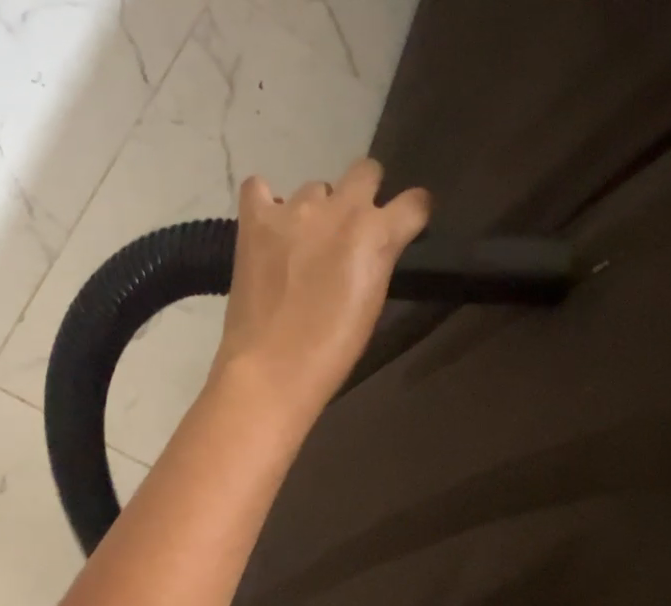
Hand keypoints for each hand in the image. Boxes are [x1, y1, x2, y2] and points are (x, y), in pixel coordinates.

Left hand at [212, 158, 429, 426]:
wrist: (271, 370)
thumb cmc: (330, 351)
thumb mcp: (372, 303)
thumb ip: (378, 261)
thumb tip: (372, 246)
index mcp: (377, 233)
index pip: (415, 201)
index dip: (412, 214)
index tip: (404, 227)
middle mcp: (340, 208)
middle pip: (365, 171)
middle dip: (363, 195)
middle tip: (348, 231)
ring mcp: (294, 210)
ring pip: (314, 187)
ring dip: (313, 209)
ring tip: (300, 244)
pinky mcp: (255, 221)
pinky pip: (258, 187)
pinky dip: (264, 202)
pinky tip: (266, 226)